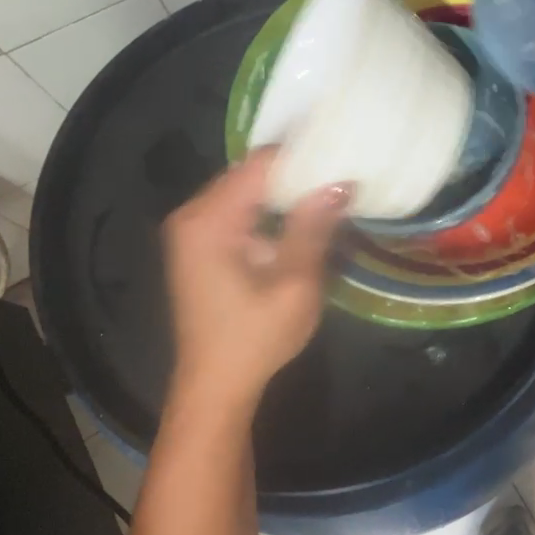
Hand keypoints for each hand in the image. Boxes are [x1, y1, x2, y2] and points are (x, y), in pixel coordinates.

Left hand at [160, 150, 346, 408]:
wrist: (215, 386)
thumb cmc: (255, 338)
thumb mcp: (295, 284)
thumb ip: (313, 227)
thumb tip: (341, 182)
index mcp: (210, 220)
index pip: (259, 164)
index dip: (302, 154)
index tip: (342, 148)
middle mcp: (192, 215)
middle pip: (249, 172)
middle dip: (294, 169)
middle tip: (342, 165)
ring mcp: (192, 231)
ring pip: (245, 189)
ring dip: (283, 189)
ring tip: (329, 184)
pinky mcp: (199, 246)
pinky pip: (237, 209)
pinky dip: (268, 207)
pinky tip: (301, 213)